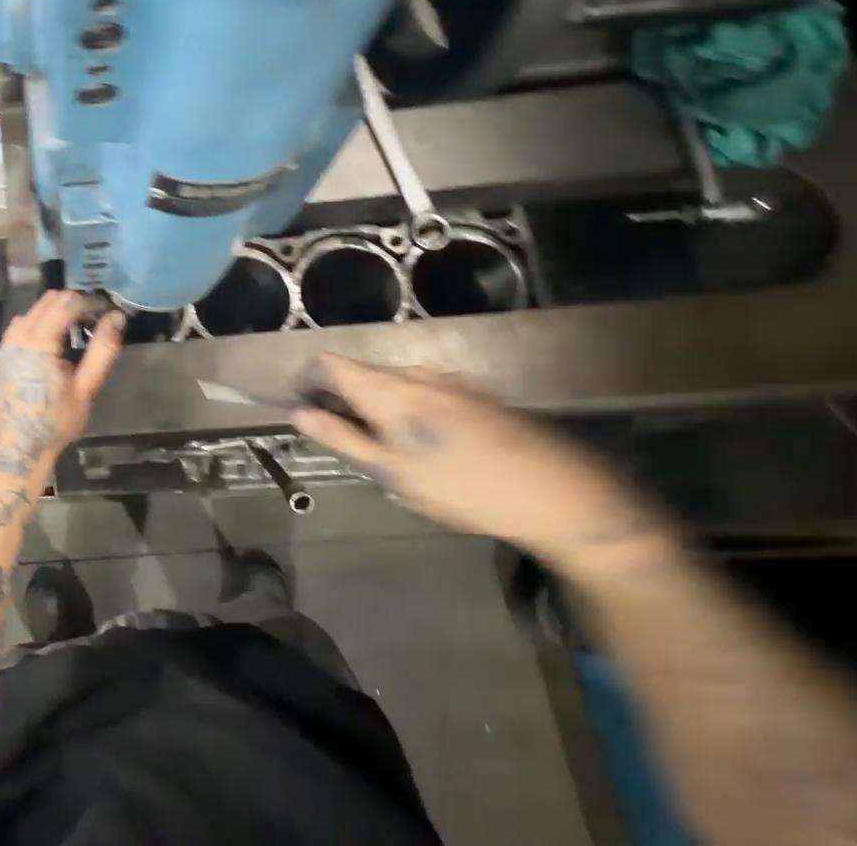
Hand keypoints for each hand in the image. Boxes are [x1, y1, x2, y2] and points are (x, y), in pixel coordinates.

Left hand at [0, 291, 123, 477]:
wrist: (19, 447)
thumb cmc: (55, 421)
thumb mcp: (86, 388)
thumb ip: (102, 350)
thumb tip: (117, 318)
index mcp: (38, 343)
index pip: (65, 304)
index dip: (89, 301)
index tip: (107, 309)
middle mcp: (18, 336)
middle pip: (47, 300)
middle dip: (73, 302)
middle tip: (96, 317)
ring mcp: (6, 344)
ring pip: (33, 310)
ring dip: (56, 310)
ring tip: (79, 328)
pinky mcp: (2, 353)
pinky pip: (22, 324)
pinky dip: (40, 321)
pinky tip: (56, 340)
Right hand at [289, 355, 673, 568]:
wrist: (558, 493)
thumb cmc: (461, 487)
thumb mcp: (391, 473)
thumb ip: (341, 439)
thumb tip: (298, 414)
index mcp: (386, 389)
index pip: (328, 363)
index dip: (308, 382)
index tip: (306, 412)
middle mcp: (414, 374)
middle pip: (360, 373)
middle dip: (343, 400)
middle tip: (346, 443)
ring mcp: (448, 382)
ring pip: (392, 384)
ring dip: (376, 407)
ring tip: (386, 450)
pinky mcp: (473, 395)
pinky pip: (421, 393)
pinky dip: (407, 411)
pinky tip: (425, 447)